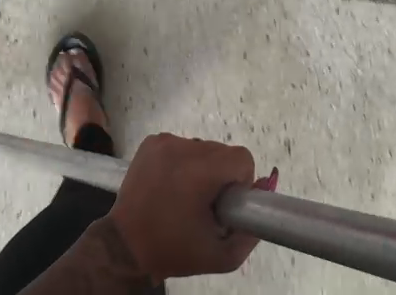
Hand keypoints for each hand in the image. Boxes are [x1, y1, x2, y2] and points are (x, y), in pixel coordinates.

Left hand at [108, 133, 262, 280]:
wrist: (127, 244)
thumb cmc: (176, 250)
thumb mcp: (223, 254)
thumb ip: (253, 227)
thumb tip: (268, 186)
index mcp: (198, 172)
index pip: (241, 157)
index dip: (240, 181)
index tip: (226, 202)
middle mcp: (181, 148)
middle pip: (221, 151)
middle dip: (220, 176)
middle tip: (205, 204)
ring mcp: (163, 141)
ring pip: (202, 147)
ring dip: (202, 168)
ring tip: (185, 196)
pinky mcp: (151, 141)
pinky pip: (181, 145)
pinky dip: (183, 162)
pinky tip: (172, 185)